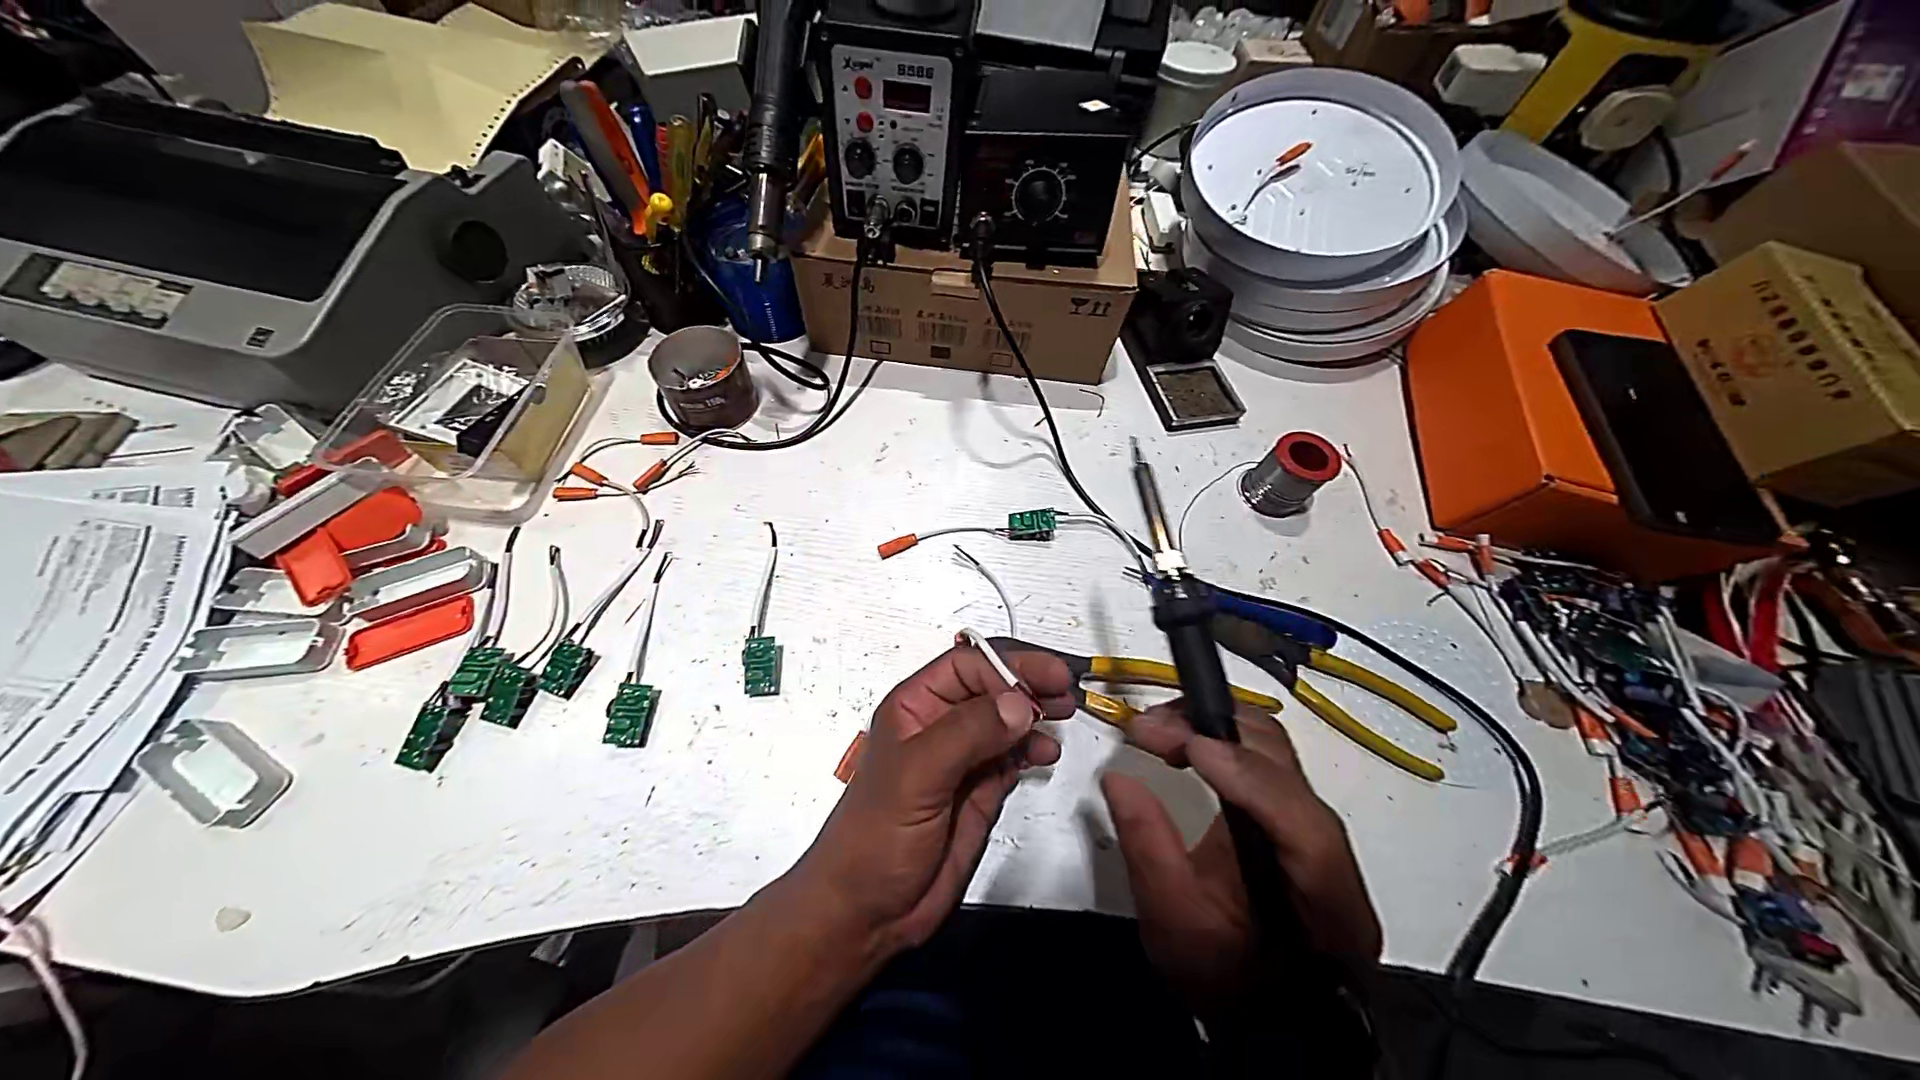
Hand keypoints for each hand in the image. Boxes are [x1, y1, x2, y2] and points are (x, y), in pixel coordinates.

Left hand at [789, 644, 1077, 957]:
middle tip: (1062, 691)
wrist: (868, 910)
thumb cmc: (873, 838)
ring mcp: (962, 757)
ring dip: (1036, 715)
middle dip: (1028, 683)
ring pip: (1007, 720)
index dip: (1007, 666)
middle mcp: (940, 725)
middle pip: (992, 687)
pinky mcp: (980, 788)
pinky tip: (1045, 753)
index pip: (967, 667)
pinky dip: (1033, 749)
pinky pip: (1013, 756)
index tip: (1043, 680)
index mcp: (915, 708)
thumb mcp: (917, 776)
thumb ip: (967, 734)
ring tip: (1061, 717)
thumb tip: (1018, 703)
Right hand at [1100, 701, 1380, 1009]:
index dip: (1244, 773)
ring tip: (1159, 731)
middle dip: (1215, 731)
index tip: (1187, 746)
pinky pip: (1260, 758)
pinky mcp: (1291, 811)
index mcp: (1323, 896)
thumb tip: (1120, 780)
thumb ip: (1148, 847)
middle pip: (1284, 765)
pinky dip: (1218, 740)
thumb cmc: (1227, 979)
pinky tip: (1185, 743)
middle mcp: (1330, 850)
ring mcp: (1314, 825)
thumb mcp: (1175, 921)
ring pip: (1273, 750)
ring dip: (1212, 728)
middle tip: (1151, 727)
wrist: (1262, 1006)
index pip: (1295, 819)